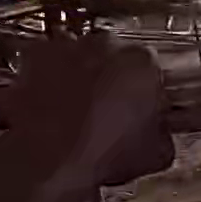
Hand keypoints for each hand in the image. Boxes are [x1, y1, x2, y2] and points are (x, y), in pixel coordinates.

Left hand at [5, 31, 174, 189]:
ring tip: (75, 109)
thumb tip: (160, 136)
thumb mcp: (155, 155)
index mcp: (145, 62)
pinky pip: (47, 60)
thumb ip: (163, 135)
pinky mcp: (37, 54)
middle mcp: (108, 44)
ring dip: (80, 74)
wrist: (51, 157)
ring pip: (81, 56)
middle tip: (106, 110)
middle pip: (115, 57)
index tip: (138, 112)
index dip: (144, 93)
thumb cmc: (105, 153)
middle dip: (112, 78)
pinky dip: (48, 75)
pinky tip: (49, 102)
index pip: (151, 71)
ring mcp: (70, 45)